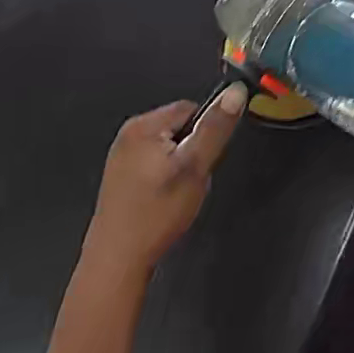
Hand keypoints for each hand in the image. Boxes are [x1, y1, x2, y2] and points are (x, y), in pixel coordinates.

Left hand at [81, 86, 246, 278]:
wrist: (117, 261)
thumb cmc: (157, 212)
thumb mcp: (195, 166)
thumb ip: (216, 127)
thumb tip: (236, 91)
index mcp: (143, 125)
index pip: (192, 108)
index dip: (206, 133)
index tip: (203, 160)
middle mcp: (128, 134)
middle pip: (180, 127)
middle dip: (192, 151)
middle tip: (190, 180)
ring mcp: (121, 156)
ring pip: (170, 148)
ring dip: (180, 166)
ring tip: (176, 193)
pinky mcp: (120, 177)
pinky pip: (155, 164)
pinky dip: (165, 178)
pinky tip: (162, 201)